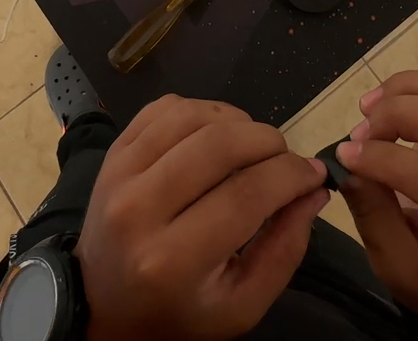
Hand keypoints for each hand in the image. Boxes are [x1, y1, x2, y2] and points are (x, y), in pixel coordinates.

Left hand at [78, 95, 328, 339]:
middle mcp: (139, 208)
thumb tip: (315, 189)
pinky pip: (165, 107)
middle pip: (219, 145)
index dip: (290, 175)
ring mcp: (121, 172)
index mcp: (172, 260)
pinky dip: (202, 110)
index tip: (314, 172)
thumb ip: (284, 249)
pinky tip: (216, 132)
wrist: (102, 303)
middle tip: (286, 157)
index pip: (245, 195)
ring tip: (253, 144)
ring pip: (192, 116)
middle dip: (268, 141)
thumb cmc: (178, 310)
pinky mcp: (114, 150)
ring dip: (237, 120)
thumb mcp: (240, 305)